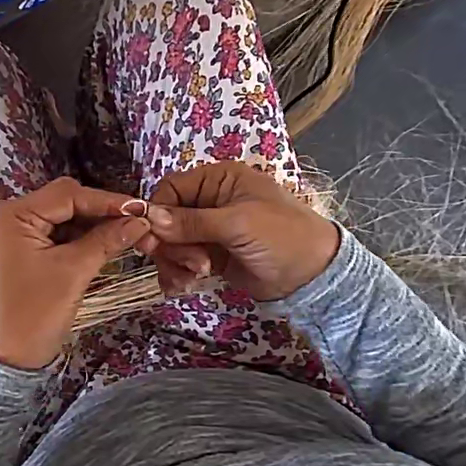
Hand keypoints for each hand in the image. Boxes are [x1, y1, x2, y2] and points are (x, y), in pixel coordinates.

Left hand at [0, 178, 150, 368]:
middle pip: (61, 202)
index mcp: (10, 214)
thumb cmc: (33, 314)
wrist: (1, 359)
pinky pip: (46, 234)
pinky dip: (71, 239)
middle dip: (98, 213)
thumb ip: (106, 240)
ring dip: (87, 227)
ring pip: (56, 218)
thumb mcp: (73, 272)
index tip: (141, 209)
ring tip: (123, 237)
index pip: (66, 194)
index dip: (107, 201)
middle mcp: (2, 216)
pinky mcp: (10, 249)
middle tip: (135, 225)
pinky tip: (98, 246)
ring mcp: (4, 233)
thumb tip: (137, 220)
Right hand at [142, 162, 338, 300]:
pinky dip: (177, 273)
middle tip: (189, 263)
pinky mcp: (208, 254)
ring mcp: (208, 230)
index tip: (151, 237)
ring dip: (174, 261)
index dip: (156, 212)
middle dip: (170, 243)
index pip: (170, 189)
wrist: (315, 280)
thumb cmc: (283, 238)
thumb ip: (191, 221)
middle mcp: (209, 202)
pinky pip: (178, 260)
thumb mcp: (237, 224)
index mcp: (218, 180)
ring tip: (197, 275)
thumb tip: (150, 218)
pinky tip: (185, 285)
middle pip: (165, 219)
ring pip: (169, 242)